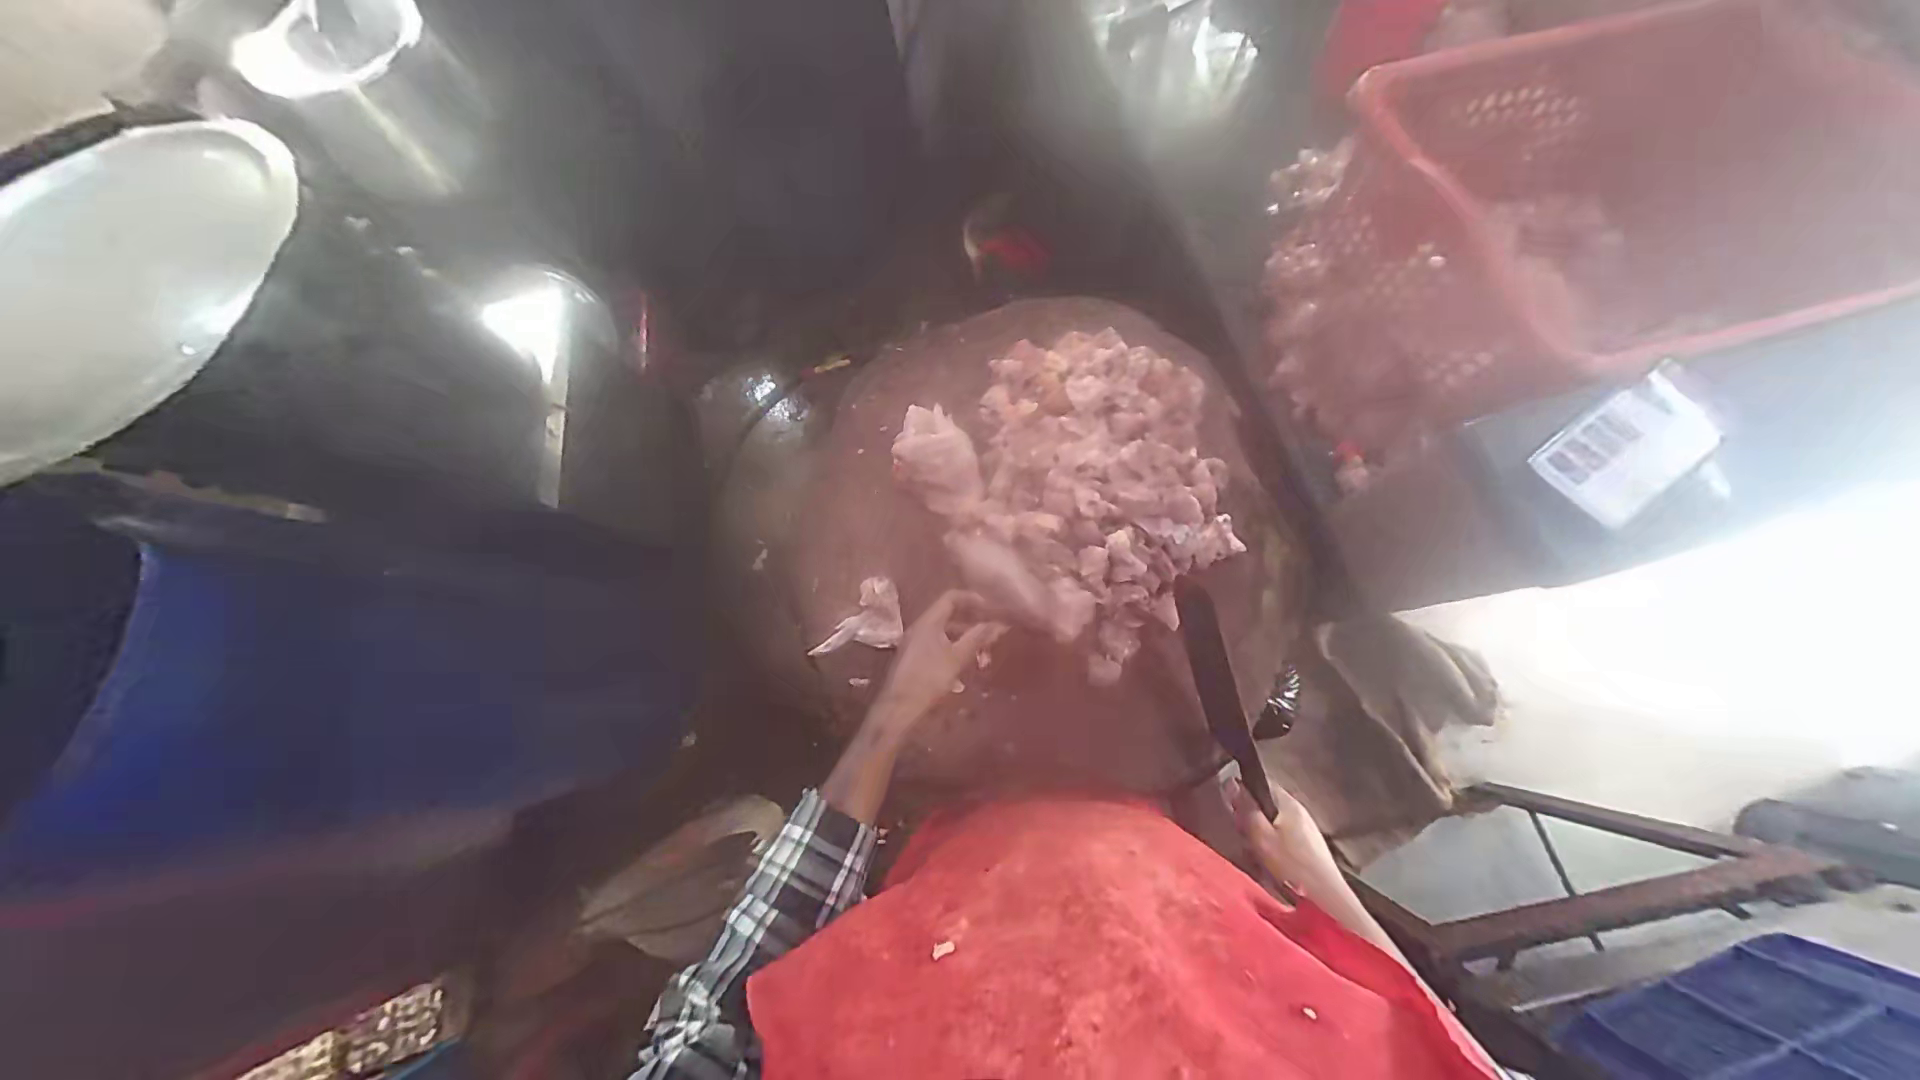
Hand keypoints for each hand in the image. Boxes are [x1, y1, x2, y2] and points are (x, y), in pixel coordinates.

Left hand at [866, 590, 1004, 740]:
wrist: (899, 708)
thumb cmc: (929, 679)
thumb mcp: (958, 658)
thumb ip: (977, 638)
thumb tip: (999, 623)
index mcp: (929, 621)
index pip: (951, 597)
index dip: (973, 599)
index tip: (992, 608)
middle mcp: (920, 627)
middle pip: (949, 613)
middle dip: (972, 620)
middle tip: (992, 629)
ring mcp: (916, 642)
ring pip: (945, 631)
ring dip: (965, 637)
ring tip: (984, 650)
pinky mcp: (915, 657)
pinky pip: (939, 644)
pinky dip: (955, 648)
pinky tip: (967, 663)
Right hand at [1226, 775, 1340, 900]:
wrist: (1328, 900)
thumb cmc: (1292, 866)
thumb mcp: (1260, 835)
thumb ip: (1246, 808)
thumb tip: (1232, 782)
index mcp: (1287, 802)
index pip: (1259, 782)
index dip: (1242, 792)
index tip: (1234, 809)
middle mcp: (1299, 810)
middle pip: (1265, 803)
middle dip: (1251, 817)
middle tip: (1246, 836)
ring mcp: (1306, 829)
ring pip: (1273, 822)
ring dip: (1261, 834)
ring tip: (1258, 853)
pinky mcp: (1310, 846)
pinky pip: (1283, 837)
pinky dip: (1274, 846)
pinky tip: (1273, 863)